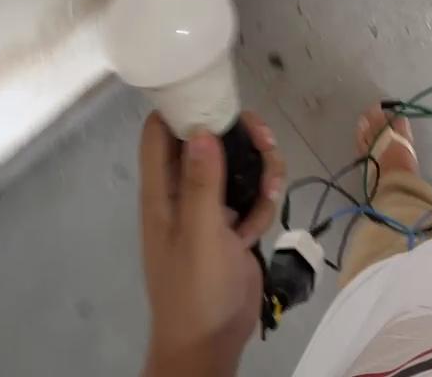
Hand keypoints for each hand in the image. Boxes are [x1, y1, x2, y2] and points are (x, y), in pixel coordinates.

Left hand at [138, 111, 285, 376]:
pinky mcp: (235, 222)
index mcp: (162, 193)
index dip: (181, 107)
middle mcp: (185, 192)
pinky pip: (255, 193)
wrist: (213, 342)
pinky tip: (261, 225)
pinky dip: (264, 202)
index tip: (214, 90)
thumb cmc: (196, 289)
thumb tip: (200, 129)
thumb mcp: (200, 235)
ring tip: (270, 191)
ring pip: (241, 164)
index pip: (161, 134)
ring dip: (261, 170)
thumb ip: (202, 183)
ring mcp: (212, 207)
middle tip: (264, 138)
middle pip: (211, 141)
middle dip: (241, 135)